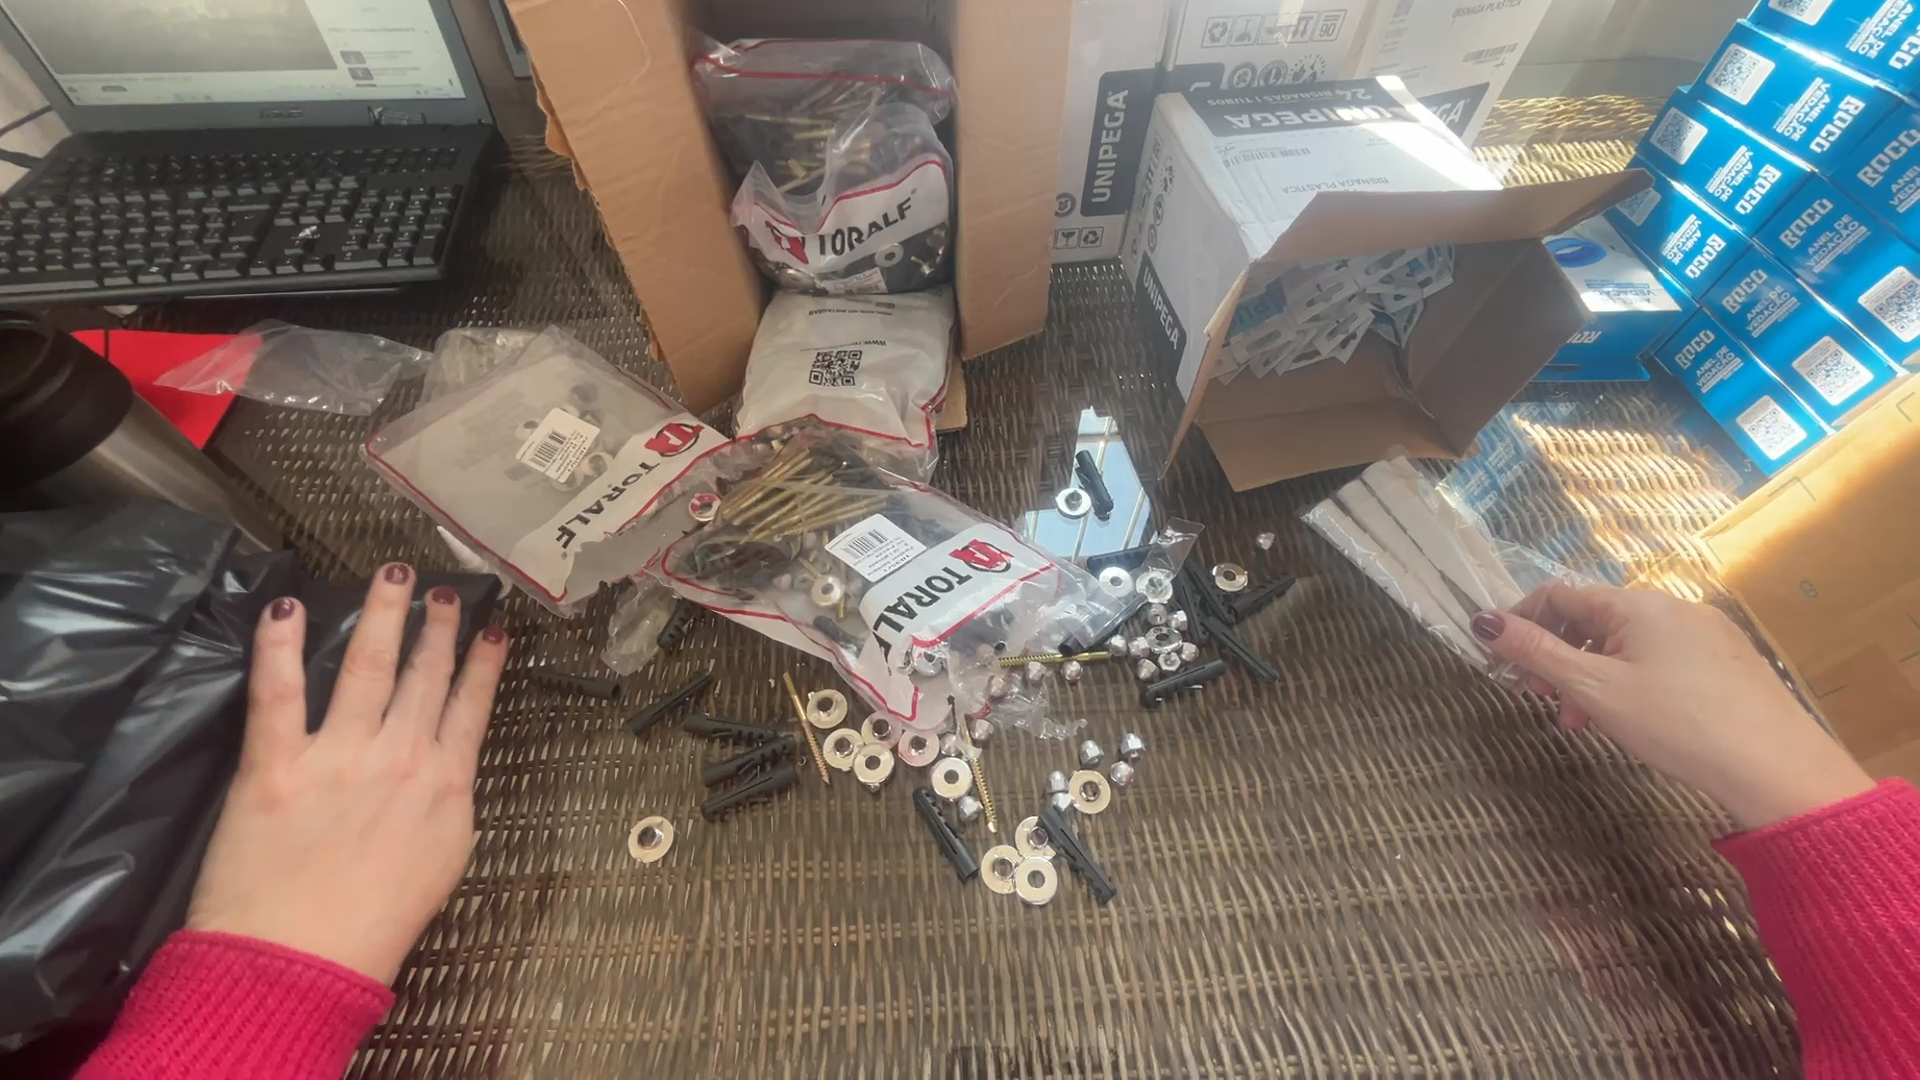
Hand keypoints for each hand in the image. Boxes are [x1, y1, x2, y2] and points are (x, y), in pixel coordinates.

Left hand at [187, 563, 508, 983]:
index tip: (492, 628)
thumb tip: (448, 766)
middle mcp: (403, 752)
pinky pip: (281, 696)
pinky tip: (286, 610)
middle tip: (443, 589)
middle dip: (438, 626)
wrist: (305, 958)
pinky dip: (280, 650)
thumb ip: (452, 797)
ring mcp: (342, 754)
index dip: (485, 660)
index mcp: (448, 776)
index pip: (473, 701)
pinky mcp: (277, 766)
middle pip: (426, 674)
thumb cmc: (386, 912)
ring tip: (395, 577)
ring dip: (384, 617)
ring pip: (368, 668)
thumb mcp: (450, 849)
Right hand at [1474, 583, 1873, 831]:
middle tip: (1534, 695)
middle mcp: (1671, 609)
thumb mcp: (1590, 686)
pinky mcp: (1721, 665)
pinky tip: (1617, 717)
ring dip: (1582, 674)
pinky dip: (1619, 681)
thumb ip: (1532, 650)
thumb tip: (1480, 620)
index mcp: (1638, 605)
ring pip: (1617, 644)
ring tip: (1575, 718)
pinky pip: (1651, 659)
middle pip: (1586, 620)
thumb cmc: (1675, 722)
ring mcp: (1702, 636)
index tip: (1500, 659)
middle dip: (1551, 655)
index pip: (1557, 594)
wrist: (1783, 776)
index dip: (1520, 621)